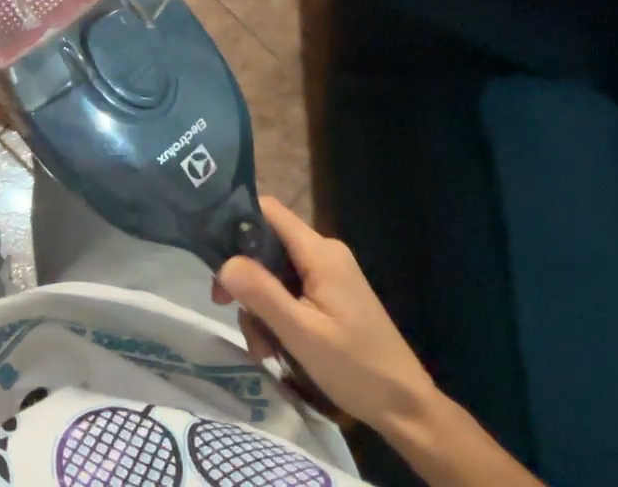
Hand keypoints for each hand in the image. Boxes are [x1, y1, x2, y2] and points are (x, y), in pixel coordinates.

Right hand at [214, 195, 440, 434]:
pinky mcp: (330, 296)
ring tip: (264, 347)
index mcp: (320, 252)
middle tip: (226, 307)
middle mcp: (324, 253)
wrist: (406, 408)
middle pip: (265, 245)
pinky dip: (276, 315)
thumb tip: (222, 262)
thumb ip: (261, 292)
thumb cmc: (355, 367)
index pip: (267, 210)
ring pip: (273, 273)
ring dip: (259, 306)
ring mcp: (328, 275)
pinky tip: (277, 346)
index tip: (211, 253)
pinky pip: (289, 291)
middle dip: (244, 278)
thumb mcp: (301, 332)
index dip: (234, 221)